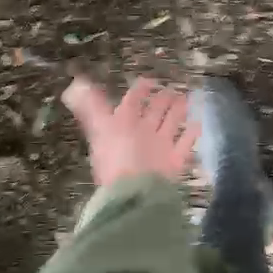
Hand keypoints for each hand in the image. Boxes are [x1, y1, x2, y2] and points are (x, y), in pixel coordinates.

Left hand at [62, 76, 200, 186]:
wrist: (135, 192)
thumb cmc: (118, 156)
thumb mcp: (102, 126)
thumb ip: (90, 105)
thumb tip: (74, 84)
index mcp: (123, 125)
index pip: (132, 103)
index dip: (139, 91)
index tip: (150, 81)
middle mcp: (140, 135)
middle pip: (153, 113)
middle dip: (162, 100)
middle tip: (173, 89)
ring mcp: (158, 149)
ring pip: (170, 125)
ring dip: (178, 112)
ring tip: (187, 98)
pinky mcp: (174, 162)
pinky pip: (184, 145)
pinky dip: (191, 134)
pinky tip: (198, 123)